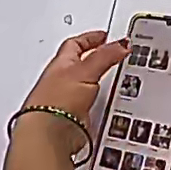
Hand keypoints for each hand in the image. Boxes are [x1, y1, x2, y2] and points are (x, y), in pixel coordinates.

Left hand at [15, 31, 129, 153]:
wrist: (50, 133)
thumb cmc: (55, 101)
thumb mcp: (85, 71)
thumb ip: (104, 56)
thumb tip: (120, 44)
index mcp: (61, 64)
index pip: (75, 44)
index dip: (90, 38)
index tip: (104, 36)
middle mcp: (62, 81)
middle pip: (80, 63)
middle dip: (93, 56)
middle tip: (108, 51)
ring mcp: (69, 99)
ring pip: (85, 83)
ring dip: (97, 78)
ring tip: (110, 74)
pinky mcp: (77, 117)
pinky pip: (90, 103)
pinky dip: (99, 98)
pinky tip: (105, 100)